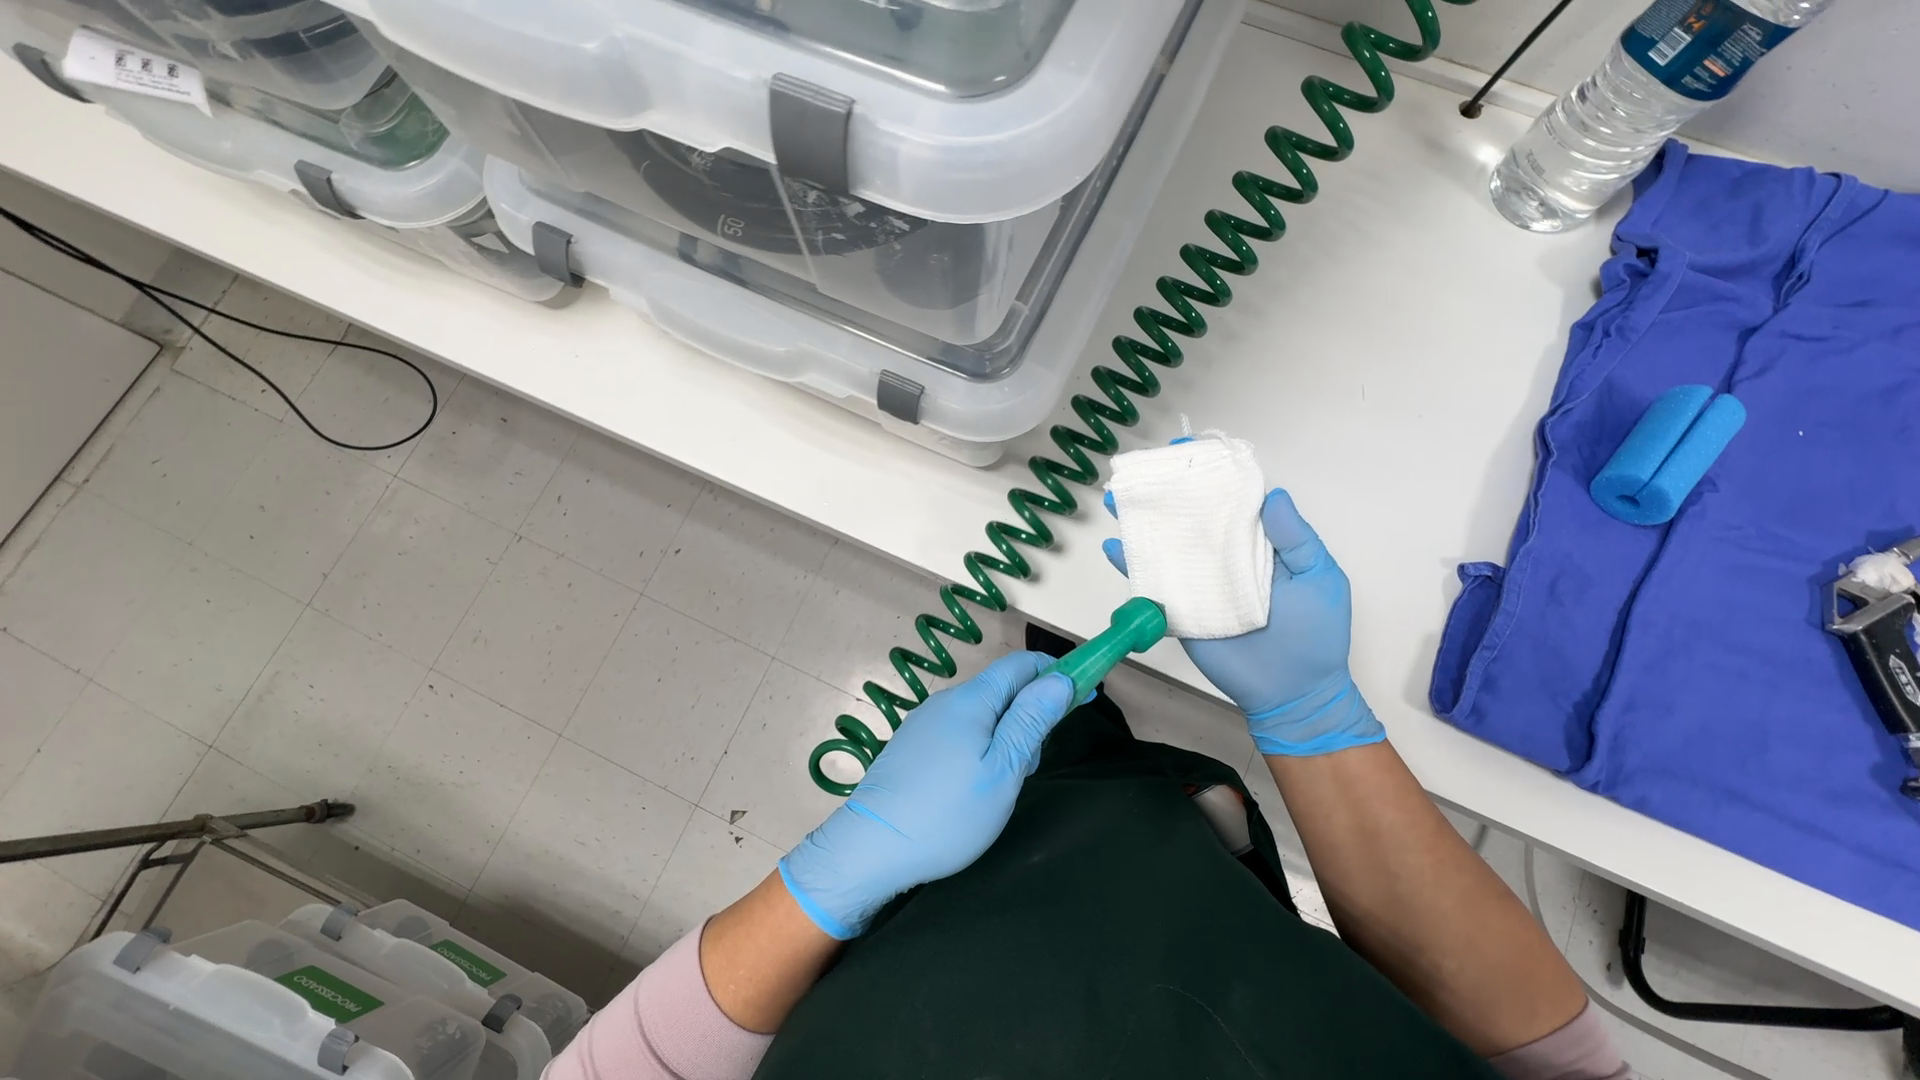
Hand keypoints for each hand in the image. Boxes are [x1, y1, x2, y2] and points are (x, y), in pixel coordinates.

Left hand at [778, 652, 1075, 939]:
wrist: (871, 849)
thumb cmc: (947, 814)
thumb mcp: (1003, 770)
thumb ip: (1031, 721)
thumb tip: (1060, 679)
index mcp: (970, 700)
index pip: (1020, 665)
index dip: (1056, 672)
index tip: (1085, 693)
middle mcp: (945, 701)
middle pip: (1001, 689)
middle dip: (1031, 711)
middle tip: (1038, 760)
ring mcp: (924, 723)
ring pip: (981, 713)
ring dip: (1007, 734)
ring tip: (1006, 782)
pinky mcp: (913, 746)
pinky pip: (960, 731)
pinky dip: (982, 746)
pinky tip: (976, 786)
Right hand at [1103, 488, 1384, 755]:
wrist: (1294, 692)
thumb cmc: (1316, 634)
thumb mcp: (1320, 580)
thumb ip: (1296, 540)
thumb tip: (1273, 495)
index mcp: (1259, 544)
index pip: (1232, 500)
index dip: (1212, 474)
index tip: (1189, 449)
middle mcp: (1224, 558)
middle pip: (1191, 517)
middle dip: (1167, 492)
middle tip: (1144, 471)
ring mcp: (1200, 584)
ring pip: (1166, 545)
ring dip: (1141, 522)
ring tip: (1118, 499)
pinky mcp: (1181, 611)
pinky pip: (1153, 585)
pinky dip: (1131, 567)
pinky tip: (1115, 548)